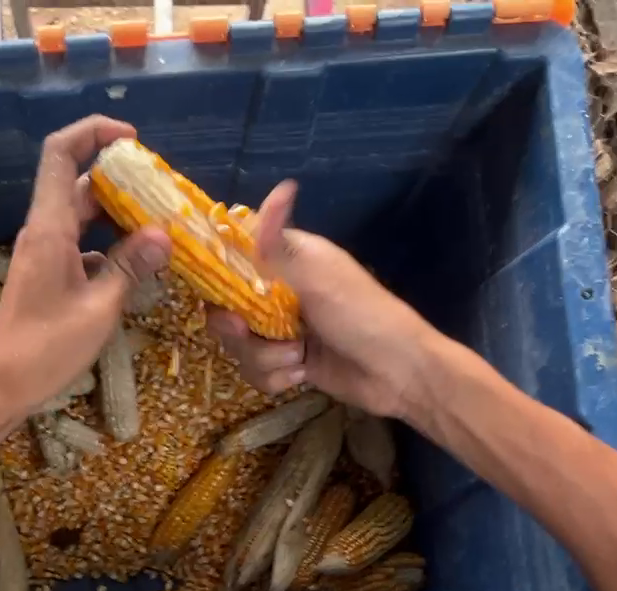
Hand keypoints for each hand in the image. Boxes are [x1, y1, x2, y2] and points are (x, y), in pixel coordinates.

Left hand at [0, 115, 169, 417]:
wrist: (3, 387)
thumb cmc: (47, 349)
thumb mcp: (99, 309)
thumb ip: (130, 268)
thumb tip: (165, 234)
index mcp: (50, 229)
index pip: (61, 152)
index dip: (94, 132)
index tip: (133, 139)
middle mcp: (43, 232)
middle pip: (78, 182)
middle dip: (119, 177)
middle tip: (162, 191)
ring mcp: (44, 255)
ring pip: (81, 216)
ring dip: (117, 214)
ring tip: (159, 224)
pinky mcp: (48, 276)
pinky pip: (81, 246)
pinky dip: (108, 246)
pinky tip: (136, 265)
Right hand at [207, 181, 452, 422]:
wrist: (396, 371)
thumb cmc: (360, 314)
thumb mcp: (317, 276)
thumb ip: (280, 245)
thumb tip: (280, 186)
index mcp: (287, 261)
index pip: (236, 259)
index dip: (221, 278)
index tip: (220, 295)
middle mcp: (281, 293)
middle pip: (229, 310)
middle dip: (237, 330)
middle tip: (246, 332)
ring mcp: (283, 331)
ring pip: (242, 347)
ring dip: (265, 358)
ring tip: (298, 358)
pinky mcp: (289, 364)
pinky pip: (259, 373)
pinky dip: (277, 378)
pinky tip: (302, 375)